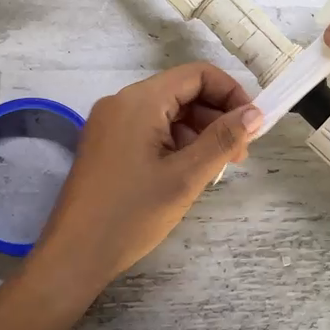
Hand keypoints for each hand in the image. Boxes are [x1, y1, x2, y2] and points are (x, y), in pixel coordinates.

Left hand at [28, 63, 262, 294]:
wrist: (73, 255)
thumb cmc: (131, 214)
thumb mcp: (185, 177)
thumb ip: (222, 140)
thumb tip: (255, 113)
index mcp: (140, 100)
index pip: (197, 74)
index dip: (231, 94)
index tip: (252, 126)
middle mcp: (122, 102)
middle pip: (182, 91)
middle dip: (216, 116)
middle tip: (240, 155)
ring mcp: (110, 122)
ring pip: (167, 112)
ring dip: (198, 131)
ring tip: (217, 168)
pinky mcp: (106, 143)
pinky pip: (149, 128)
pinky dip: (175, 142)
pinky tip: (188, 172)